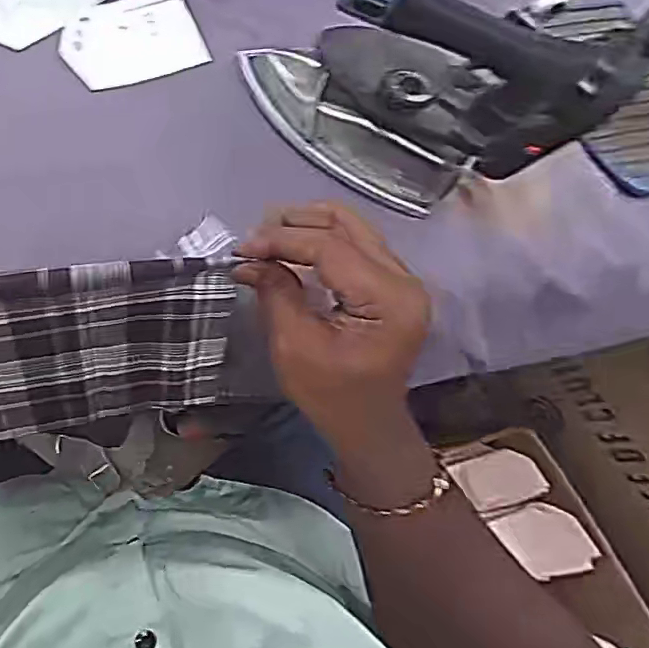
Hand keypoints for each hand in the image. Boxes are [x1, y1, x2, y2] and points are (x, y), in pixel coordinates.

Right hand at [234, 202, 430, 450]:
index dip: (283, 240)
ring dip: (309, 226)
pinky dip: (321, 242)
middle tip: (256, 232)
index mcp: (388, 299)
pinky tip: (291, 248)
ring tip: (269, 234)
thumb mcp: (295, 346)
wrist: (366, 425)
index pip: (332, 248)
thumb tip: (249, 260)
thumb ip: (276, 294)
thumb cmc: (331, 395)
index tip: (244, 246)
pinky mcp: (391, 286)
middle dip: (297, 222)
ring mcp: (402, 281)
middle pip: (349, 225)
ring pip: (354, 229)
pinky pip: (357, 247)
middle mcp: (404, 280)